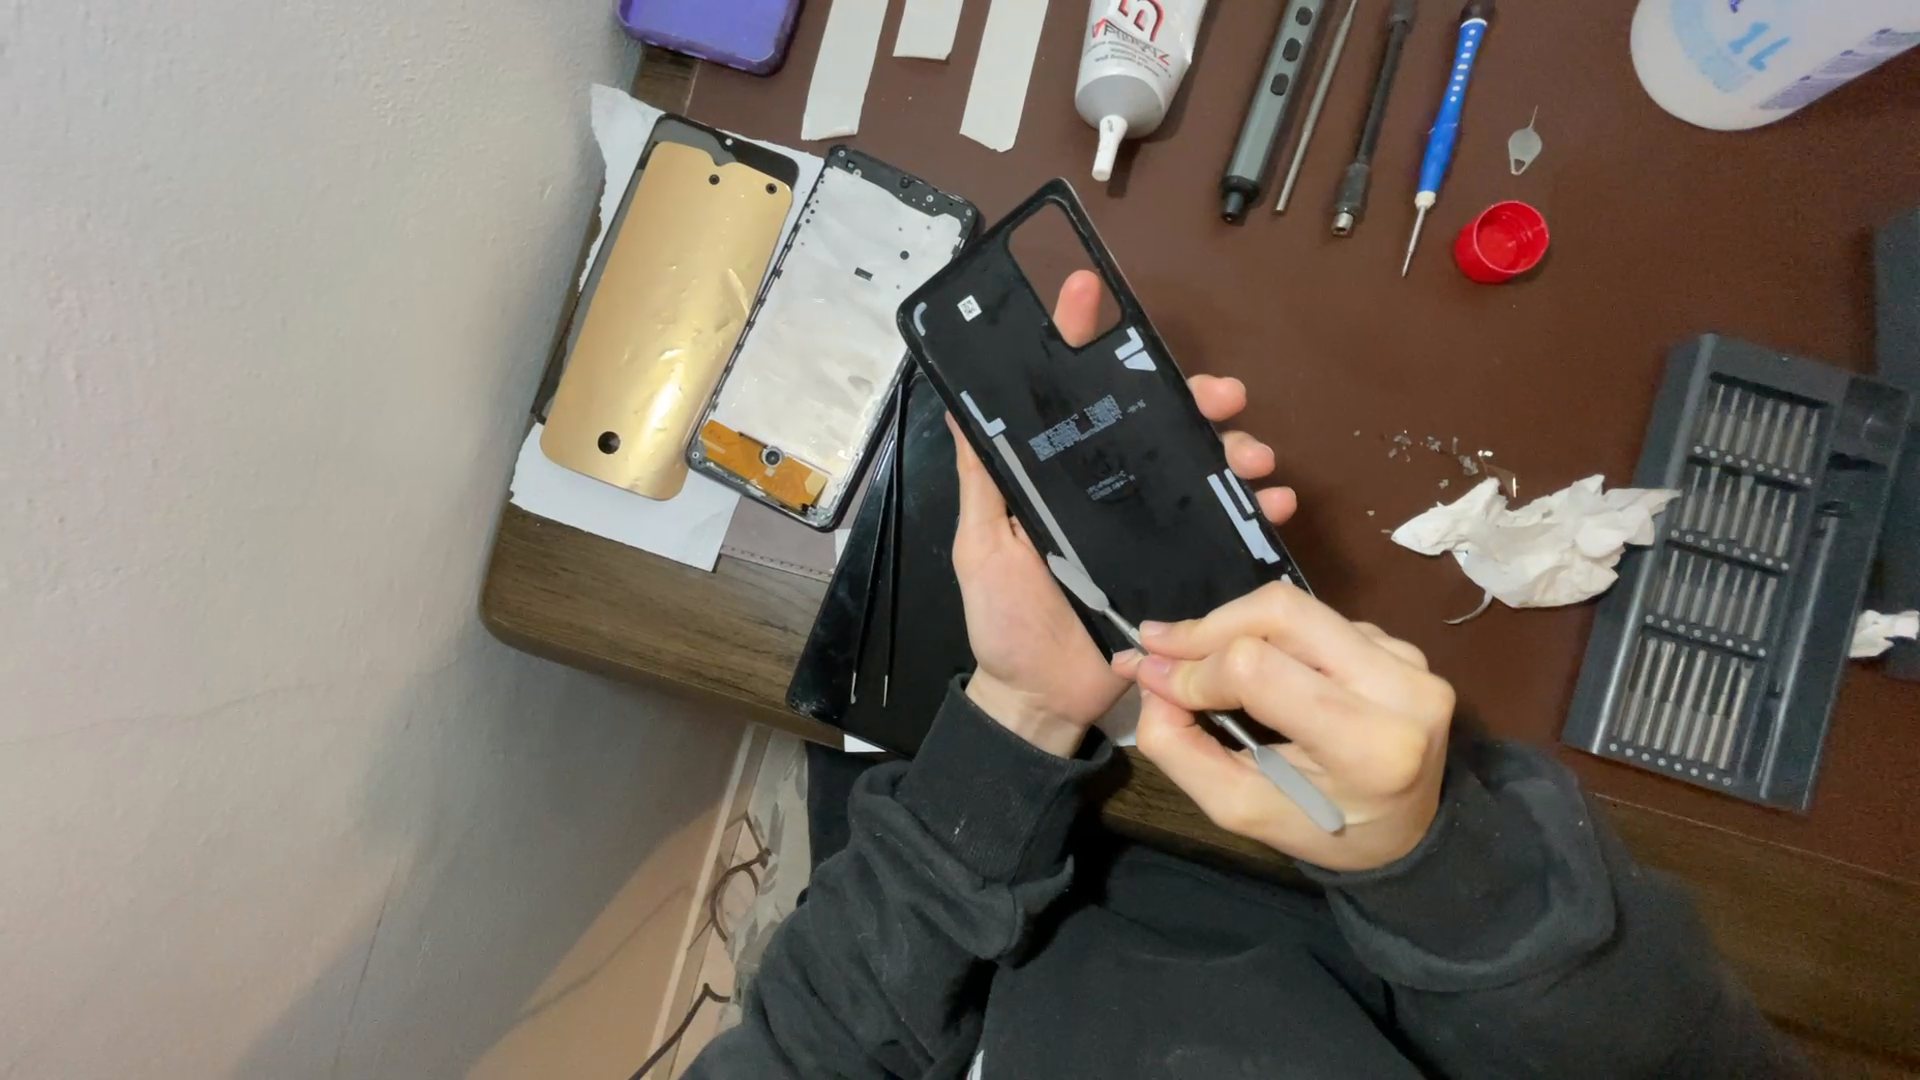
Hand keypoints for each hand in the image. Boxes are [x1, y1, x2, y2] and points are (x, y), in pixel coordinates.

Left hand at [954, 269, 1296, 756]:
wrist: (1042, 699)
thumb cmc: (1007, 622)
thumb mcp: (983, 546)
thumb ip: (981, 484)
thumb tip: (963, 406)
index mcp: (1057, 482)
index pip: (1072, 402)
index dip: (1081, 346)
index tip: (1091, 298)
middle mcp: (1106, 495)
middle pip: (1152, 429)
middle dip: (1190, 402)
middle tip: (1222, 396)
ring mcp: (1147, 532)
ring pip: (1196, 472)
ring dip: (1232, 450)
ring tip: (1254, 455)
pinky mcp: (1180, 572)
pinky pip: (1222, 532)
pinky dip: (1253, 512)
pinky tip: (1274, 503)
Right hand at [1115, 584, 1454, 871]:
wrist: (1409, 830)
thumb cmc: (1321, 827)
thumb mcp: (1238, 808)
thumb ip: (1179, 745)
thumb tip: (1147, 674)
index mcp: (1368, 745)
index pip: (1257, 669)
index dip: (1194, 671)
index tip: (1155, 681)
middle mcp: (1399, 688)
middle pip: (1279, 612)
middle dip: (1206, 626)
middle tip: (1161, 645)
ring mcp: (1406, 658)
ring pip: (1292, 607)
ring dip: (1232, 625)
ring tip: (1201, 655)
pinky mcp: (1400, 643)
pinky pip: (1313, 618)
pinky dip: (1268, 635)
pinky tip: (1263, 665)